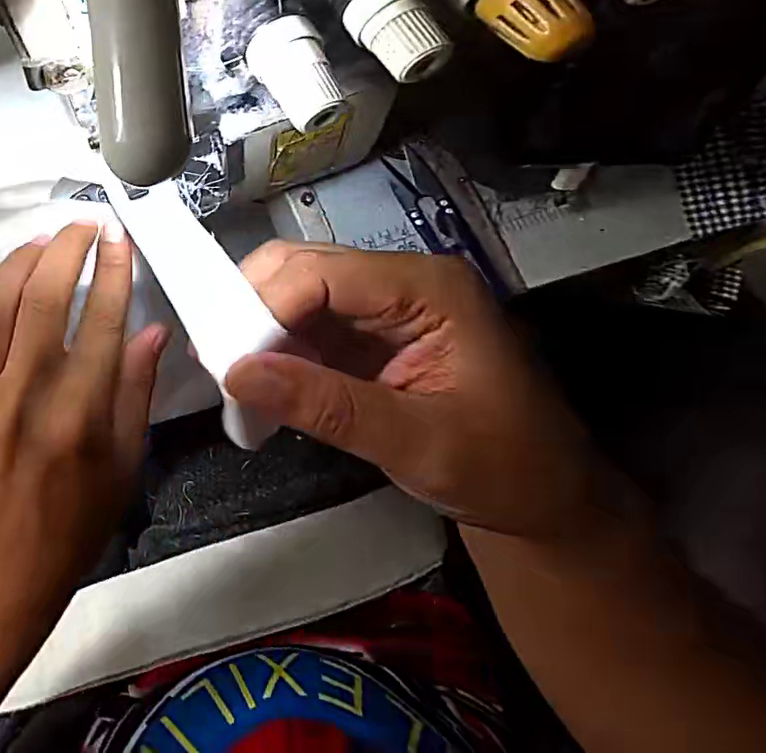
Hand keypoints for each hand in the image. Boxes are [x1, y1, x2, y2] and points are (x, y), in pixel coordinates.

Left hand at [0, 221, 169, 632]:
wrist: (2, 566)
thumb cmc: (77, 518)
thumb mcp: (126, 460)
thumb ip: (137, 388)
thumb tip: (153, 326)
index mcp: (79, 415)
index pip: (100, 321)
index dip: (113, 270)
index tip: (119, 238)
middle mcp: (25, 396)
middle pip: (41, 298)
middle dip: (65, 249)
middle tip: (82, 225)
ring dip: (18, 262)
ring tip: (42, 243)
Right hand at [225, 241, 629, 540]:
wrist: (544, 499)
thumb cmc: (504, 469)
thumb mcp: (417, 443)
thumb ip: (326, 406)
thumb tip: (238, 375)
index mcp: (428, 288)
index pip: (325, 273)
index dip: (268, 305)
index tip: (230, 358)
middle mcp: (399, 280)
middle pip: (303, 267)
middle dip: (253, 306)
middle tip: (220, 358)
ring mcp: (380, 303)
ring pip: (294, 289)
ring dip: (256, 325)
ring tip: (231, 370)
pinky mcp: (364, 330)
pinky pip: (302, 320)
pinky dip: (272, 345)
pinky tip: (258, 376)